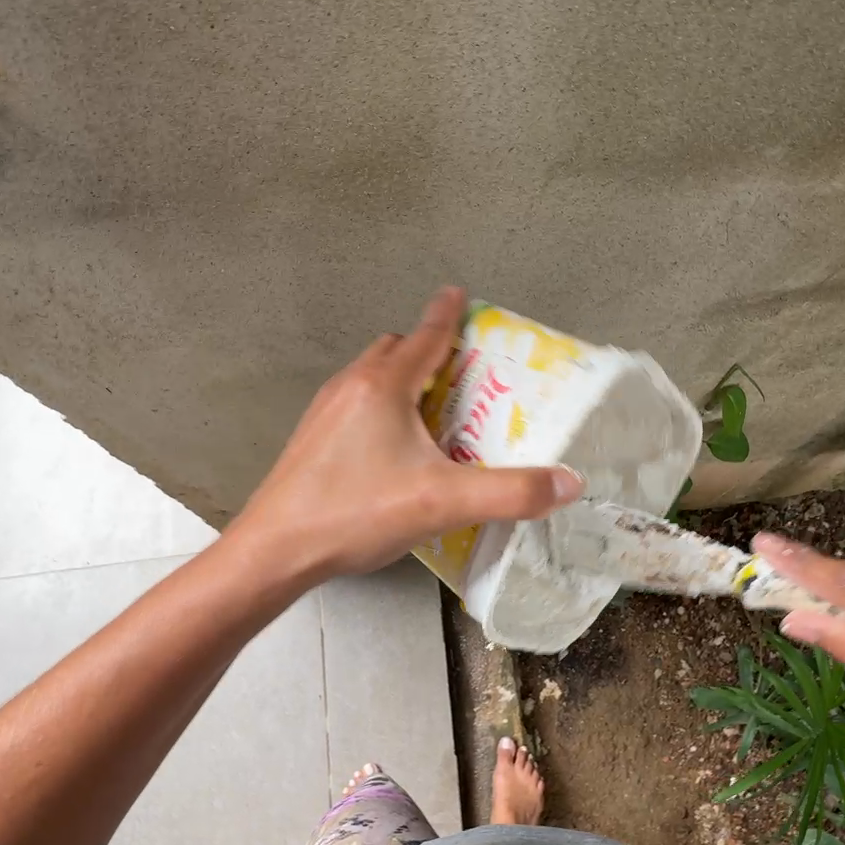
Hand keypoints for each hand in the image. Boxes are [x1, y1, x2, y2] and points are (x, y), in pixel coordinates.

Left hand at [228, 287, 582, 581]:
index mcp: (384, 386)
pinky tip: (395, 449)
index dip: (449, 314)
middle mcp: (351, 386)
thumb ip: (511, 492)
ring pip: (372, 376)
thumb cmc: (358, 513)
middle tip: (464, 375)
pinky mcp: (312, 438)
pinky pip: (356, 402)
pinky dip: (383, 406)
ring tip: (435, 412)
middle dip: (430, 350)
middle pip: (396, 350)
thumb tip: (570, 483)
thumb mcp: (444, 503)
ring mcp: (325, 411)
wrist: (275, 550)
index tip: (461, 294)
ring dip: (404, 379)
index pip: (426, 335)